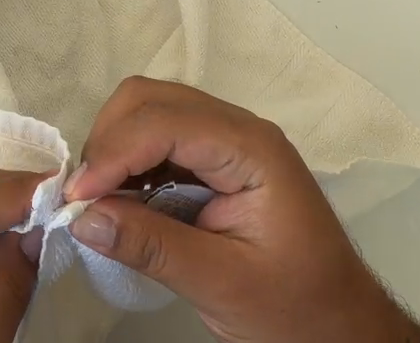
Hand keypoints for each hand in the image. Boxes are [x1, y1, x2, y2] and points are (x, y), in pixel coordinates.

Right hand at [65, 78, 419, 342]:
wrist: (343, 328)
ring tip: (98, 198)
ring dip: (114, 146)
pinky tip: (121, 197)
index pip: (164, 122)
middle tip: (85, 196)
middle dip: (108, 140)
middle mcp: (235, 126)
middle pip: (150, 99)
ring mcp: (224, 136)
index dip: (114, 153)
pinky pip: (156, 135)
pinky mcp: (211, 155)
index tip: (76, 198)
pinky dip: (127, 159)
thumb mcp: (223, 286)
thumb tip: (82, 217)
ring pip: (147, 109)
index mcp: (250, 148)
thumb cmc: (296, 309)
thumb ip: (153, 246)